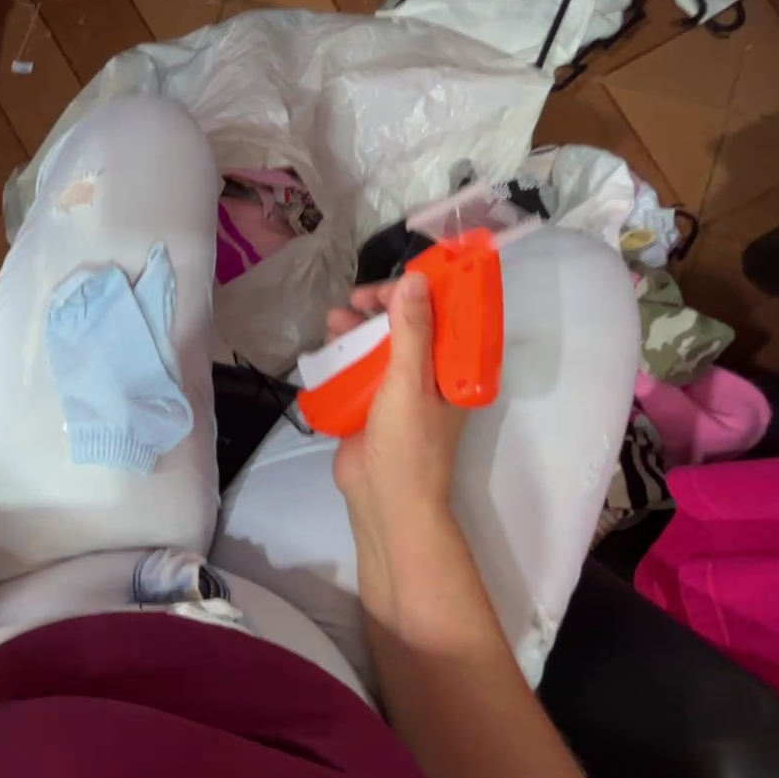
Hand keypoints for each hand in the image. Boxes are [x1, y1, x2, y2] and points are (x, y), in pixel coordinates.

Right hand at [329, 272, 465, 535]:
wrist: (383, 497)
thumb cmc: (408, 441)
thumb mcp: (410, 381)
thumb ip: (411, 331)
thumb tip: (415, 280)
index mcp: (453, 369)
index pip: (443, 318)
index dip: (418, 295)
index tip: (386, 286)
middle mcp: (428, 376)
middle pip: (406, 330)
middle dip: (379, 311)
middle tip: (352, 302)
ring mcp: (397, 392)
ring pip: (378, 349)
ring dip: (356, 332)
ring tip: (331, 323)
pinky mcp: (368, 407)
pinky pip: (357, 373)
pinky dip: (342, 358)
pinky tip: (326, 350)